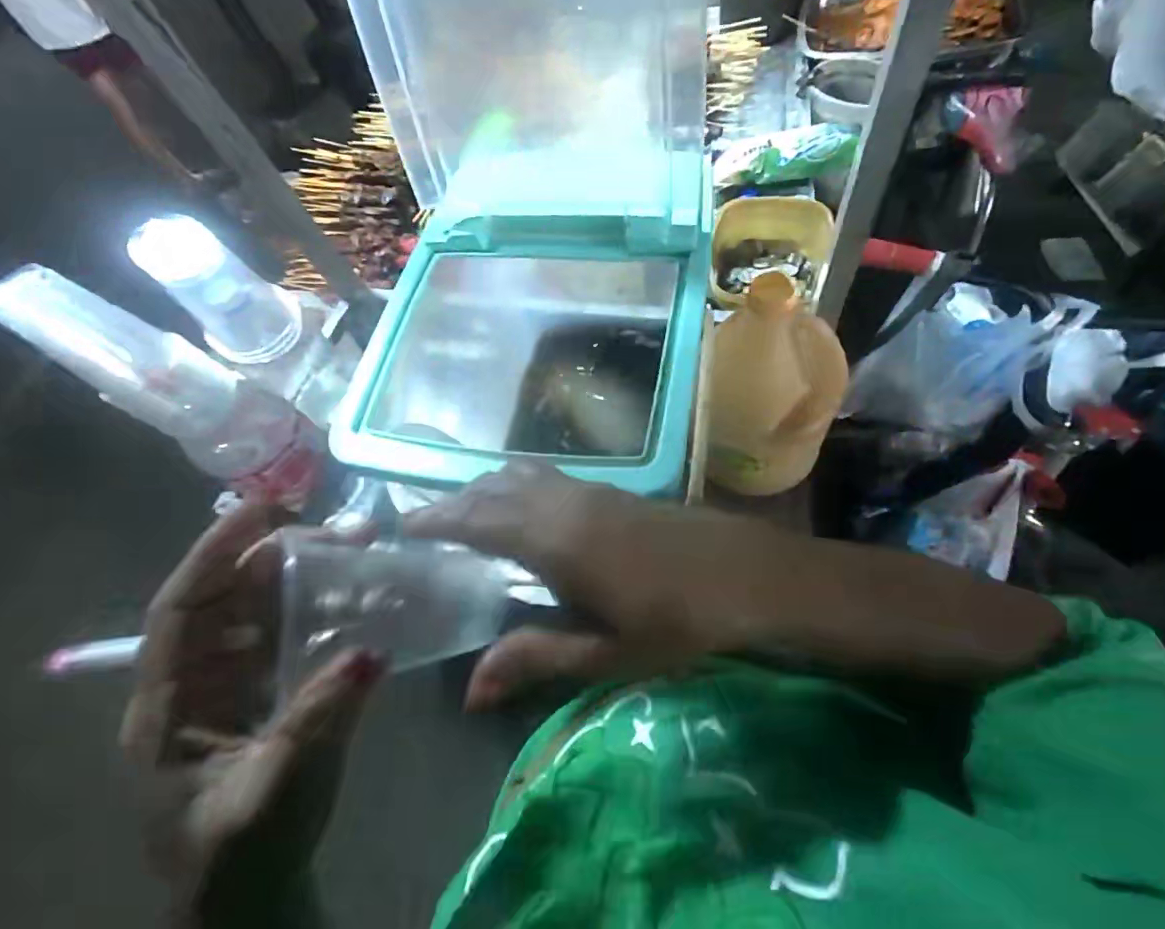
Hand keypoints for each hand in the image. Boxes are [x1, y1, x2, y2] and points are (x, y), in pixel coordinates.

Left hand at [120, 502, 382, 920]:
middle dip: (275, 555)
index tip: (262, 509)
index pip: (179, 609)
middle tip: (338, 530)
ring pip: (261, 610)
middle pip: (226, 599)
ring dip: (304, 575)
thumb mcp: (273, 794)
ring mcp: (232, 685)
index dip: (214, 552)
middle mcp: (194, 682)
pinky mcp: (265, 693)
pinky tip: (356, 596)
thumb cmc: (243, 859)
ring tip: (355, 549)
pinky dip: (319, 609)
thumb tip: (369, 649)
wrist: (253, 908)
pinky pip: (288, 635)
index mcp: (167, 706)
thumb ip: (317, 720)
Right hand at [403, 462, 1065, 707]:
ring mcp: (594, 490)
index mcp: (555, 540)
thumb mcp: (608, 654)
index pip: (477, 519)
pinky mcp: (618, 491)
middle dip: (454, 502)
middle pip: (494, 489)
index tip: (401, 526)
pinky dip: (519, 485)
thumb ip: (536, 660)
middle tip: (423, 522)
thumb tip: (470, 689)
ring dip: (487, 489)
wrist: (763, 581)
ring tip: (466, 513)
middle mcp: (566, 502)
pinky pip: (549, 477)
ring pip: (522, 476)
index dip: (436, 520)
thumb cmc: (685, 625)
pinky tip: (527, 508)